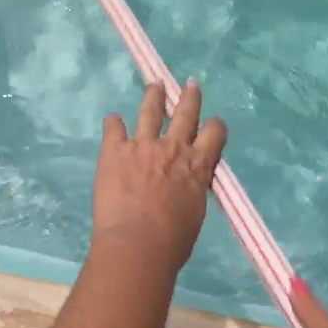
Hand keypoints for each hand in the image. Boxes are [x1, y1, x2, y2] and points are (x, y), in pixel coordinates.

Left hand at [91, 81, 226, 269]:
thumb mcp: (194, 212)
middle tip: (191, 84)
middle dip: (190, 97)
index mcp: (197, 166)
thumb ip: (191, 191)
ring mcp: (143, 145)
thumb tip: (186, 187)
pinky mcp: (115, 150)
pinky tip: (112, 119)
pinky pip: (114, 127)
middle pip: (186, 114)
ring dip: (154, 96)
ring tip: (155, 84)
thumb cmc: (172, 242)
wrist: (137, 244)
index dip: (215, 126)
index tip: (214, 122)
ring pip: (150, 111)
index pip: (214, 135)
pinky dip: (113, 122)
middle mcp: (173, 148)